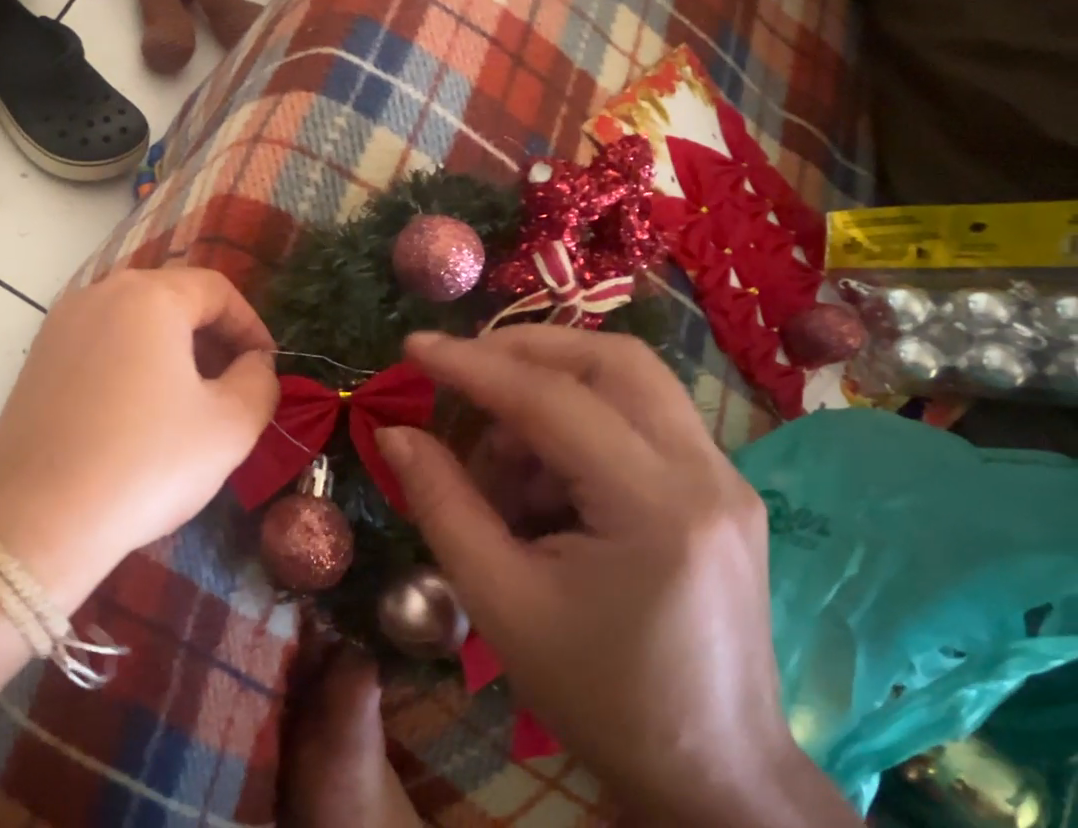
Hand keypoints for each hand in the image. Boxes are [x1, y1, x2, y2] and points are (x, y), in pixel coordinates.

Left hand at [0, 268, 279, 607]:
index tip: (268, 368)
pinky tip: (137, 418)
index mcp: (147, 297)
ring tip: (189, 405)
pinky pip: (98, 348)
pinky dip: (129, 367)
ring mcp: (58, 328)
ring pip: (131, 324)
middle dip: (211, 338)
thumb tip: (253, 365)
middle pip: (170, 300)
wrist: (39, 518)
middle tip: (234, 386)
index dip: (252, 325)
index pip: (215, 289)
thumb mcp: (230, 427)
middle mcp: (96, 295)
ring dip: (170, 353)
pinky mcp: (35, 362)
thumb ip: (259, 382)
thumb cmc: (147, 463)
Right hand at [376, 327, 852, 825]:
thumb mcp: (499, 600)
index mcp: (655, 507)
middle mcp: (707, 476)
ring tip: (496, 461)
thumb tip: (394, 433)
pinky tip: (541, 488)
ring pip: (632, 385)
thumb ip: (441, 503)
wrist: (713, 774)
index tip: (412, 348)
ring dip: (551, 394)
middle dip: (526, 350)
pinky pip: (641, 425)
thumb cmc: (598, 695)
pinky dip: (579, 429)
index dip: (472, 365)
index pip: (553, 399)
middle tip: (459, 372)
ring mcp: (726, 483)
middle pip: (615, 360)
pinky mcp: (722, 497)